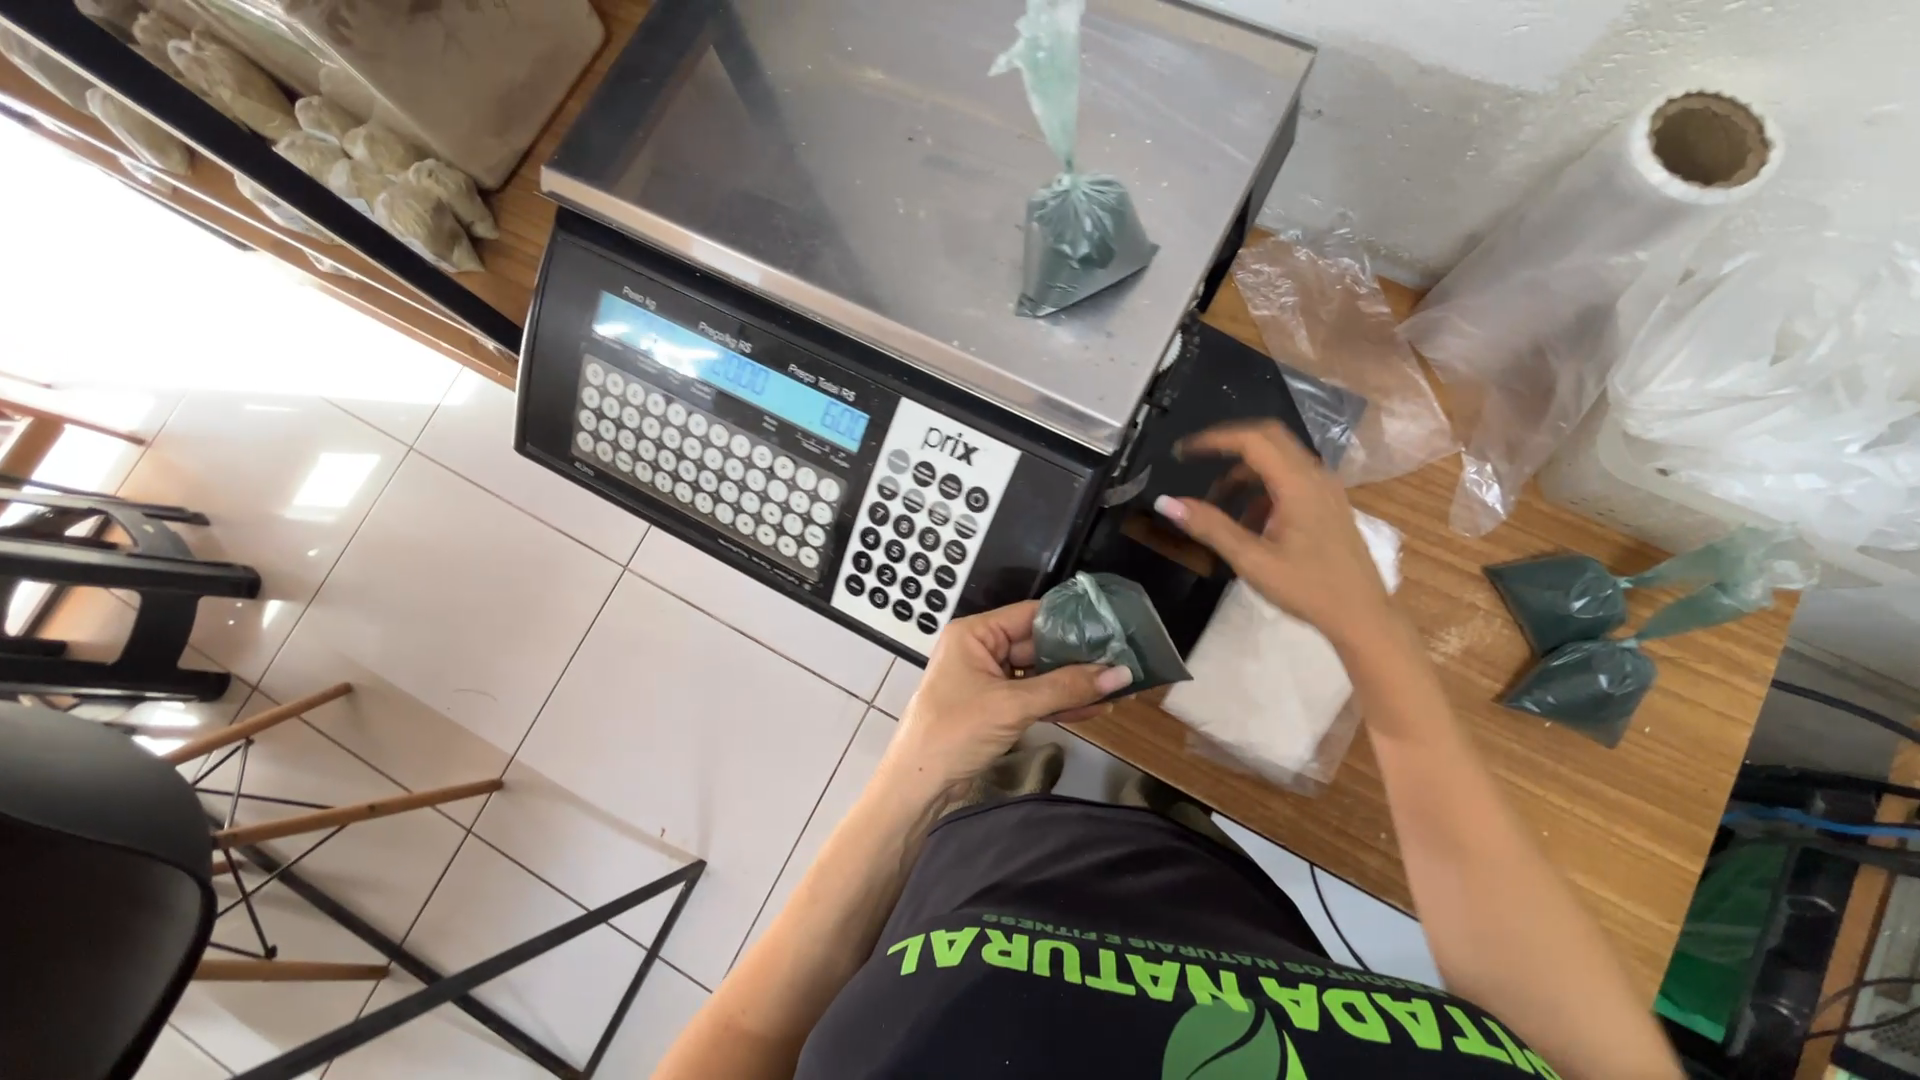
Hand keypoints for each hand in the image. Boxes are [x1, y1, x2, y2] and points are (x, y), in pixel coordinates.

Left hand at [882, 601, 1132, 802]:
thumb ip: (1066, 687)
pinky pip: (1035, 698)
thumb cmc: (954, 732)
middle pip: (1039, 645)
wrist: (919, 785)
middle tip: (1125, 658)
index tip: (1111, 624)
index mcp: (975, 634)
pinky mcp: (996, 709)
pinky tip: (1096, 707)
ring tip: (1120, 685)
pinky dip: (1061, 703)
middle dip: (1079, 656)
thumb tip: (1120, 673)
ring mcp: (989, 681)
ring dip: (1075, 683)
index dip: (1071, 619)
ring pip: (1040, 675)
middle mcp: (982, 650)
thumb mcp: (1012, 705)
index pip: (1031, 614)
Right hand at [1153, 420, 1395, 646]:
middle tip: (1197, 462)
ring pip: (1280, 460)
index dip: (1214, 439)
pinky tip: (1251, 524)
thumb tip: (1167, 503)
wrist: (1361, 615)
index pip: (1252, 440)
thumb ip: (1210, 527)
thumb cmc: (1307, 588)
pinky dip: (1263, 488)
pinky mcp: (1329, 504)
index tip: (1183, 451)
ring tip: (1219, 506)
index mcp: (1298, 484)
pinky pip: (1291, 479)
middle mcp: (1315, 476)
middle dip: (1229, 446)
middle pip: (1269, 439)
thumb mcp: (1252, 560)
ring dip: (1245, 473)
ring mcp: (1326, 489)